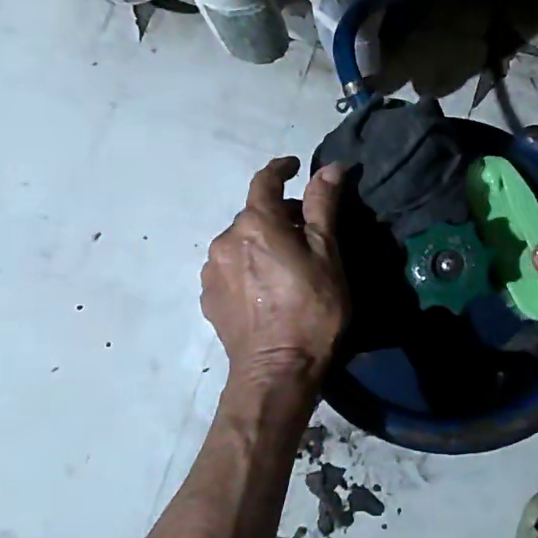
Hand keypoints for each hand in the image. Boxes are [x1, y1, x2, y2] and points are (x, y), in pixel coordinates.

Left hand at [201, 157, 348, 399]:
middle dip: (278, 215)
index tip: (294, 166)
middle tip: (306, 233)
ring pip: (240, 241)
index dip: (281, 168)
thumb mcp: (327, 254)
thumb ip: (323, 206)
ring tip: (286, 266)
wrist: (276, 371)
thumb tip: (329, 167)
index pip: (265, 180)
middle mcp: (226, 239)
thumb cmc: (311, 309)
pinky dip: (247, 266)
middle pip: (254, 214)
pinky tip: (266, 289)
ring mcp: (212, 270)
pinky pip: (229, 268)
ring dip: (261, 242)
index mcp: (256, 223)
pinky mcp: (208, 297)